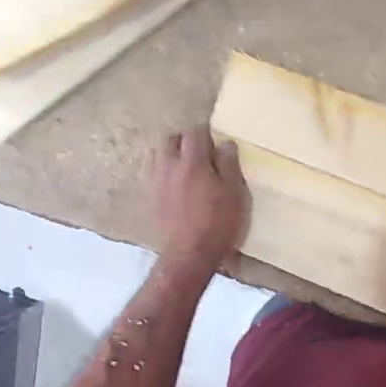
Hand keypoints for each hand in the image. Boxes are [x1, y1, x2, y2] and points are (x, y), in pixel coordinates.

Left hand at [153, 128, 248, 271]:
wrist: (189, 253)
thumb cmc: (218, 222)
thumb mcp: (234, 192)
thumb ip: (229, 164)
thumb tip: (225, 143)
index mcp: (192, 162)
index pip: (195, 133)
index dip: (206, 132)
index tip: (216, 140)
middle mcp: (169, 165)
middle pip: (171, 138)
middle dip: (185, 139)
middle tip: (201, 151)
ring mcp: (156, 181)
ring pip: (158, 154)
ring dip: (171, 153)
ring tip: (186, 165)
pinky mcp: (151, 197)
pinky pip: (154, 173)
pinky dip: (164, 171)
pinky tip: (175, 183)